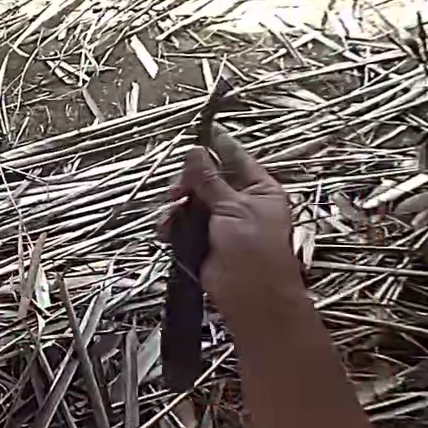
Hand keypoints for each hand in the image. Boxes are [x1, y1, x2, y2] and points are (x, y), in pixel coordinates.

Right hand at [164, 140, 302, 314]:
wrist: (250, 297)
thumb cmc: (255, 252)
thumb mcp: (233, 208)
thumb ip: (209, 179)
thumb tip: (195, 152)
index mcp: (260, 190)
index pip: (236, 158)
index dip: (218, 145)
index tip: (202, 130)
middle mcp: (241, 203)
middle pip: (206, 179)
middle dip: (188, 182)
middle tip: (178, 190)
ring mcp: (222, 222)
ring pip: (191, 201)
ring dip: (177, 206)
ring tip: (171, 216)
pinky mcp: (203, 239)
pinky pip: (183, 223)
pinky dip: (172, 224)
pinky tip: (166, 230)